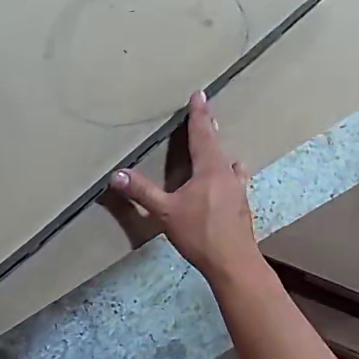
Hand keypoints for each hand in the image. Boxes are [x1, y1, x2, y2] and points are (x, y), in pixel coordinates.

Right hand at [109, 91, 260, 282]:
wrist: (234, 263)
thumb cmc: (201, 234)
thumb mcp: (166, 213)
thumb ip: (142, 192)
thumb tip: (117, 175)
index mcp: (210, 169)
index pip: (202, 134)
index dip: (199, 114)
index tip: (200, 94)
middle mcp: (227, 175)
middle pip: (217, 145)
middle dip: (209, 128)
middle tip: (206, 113)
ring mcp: (238, 191)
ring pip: (229, 164)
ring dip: (221, 154)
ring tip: (219, 151)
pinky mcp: (241, 207)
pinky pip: (234, 181)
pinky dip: (229, 174)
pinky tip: (232, 181)